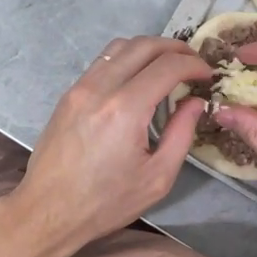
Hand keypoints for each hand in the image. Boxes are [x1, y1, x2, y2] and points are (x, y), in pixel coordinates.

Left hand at [0, 36, 210, 256]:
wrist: (48, 211)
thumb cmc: (106, 203)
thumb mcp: (157, 178)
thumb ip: (181, 134)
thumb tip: (195, 102)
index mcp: (125, 110)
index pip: (167, 66)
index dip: (194, 65)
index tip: (207, 75)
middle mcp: (100, 89)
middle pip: (144, 45)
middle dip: (175, 48)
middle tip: (193, 63)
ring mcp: (79, 89)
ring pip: (119, 47)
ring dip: (149, 49)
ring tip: (167, 67)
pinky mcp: (68, 96)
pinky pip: (101, 63)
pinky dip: (126, 59)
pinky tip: (137, 79)